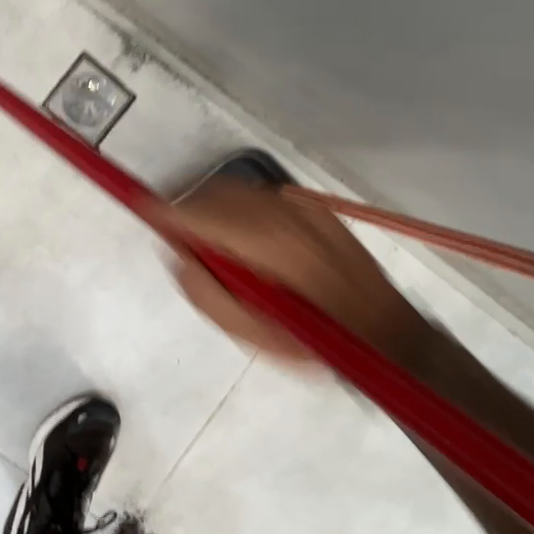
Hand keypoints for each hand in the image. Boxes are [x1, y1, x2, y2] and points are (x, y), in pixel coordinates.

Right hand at [152, 177, 422, 363]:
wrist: (389, 332)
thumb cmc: (319, 341)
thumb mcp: (255, 335)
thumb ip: (208, 294)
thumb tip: (178, 256)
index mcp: (270, 243)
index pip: (204, 211)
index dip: (169, 210)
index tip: (144, 212)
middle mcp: (286, 212)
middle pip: (218, 193)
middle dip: (189, 209)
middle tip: (179, 241)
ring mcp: (304, 206)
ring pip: (239, 192)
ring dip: (215, 210)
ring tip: (213, 247)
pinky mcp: (314, 207)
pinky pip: (262, 199)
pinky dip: (240, 212)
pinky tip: (247, 244)